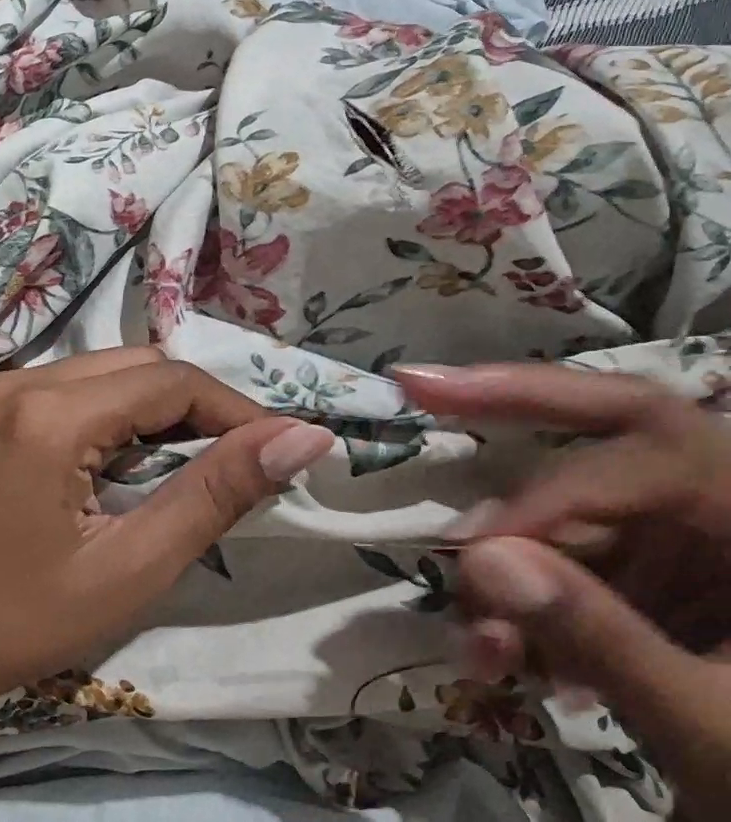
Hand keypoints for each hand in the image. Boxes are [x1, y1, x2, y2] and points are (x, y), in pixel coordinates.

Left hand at [0, 346, 335, 721]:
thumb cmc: (16, 619)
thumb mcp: (129, 566)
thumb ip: (215, 493)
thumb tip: (302, 437)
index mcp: (43, 415)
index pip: (165, 379)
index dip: (233, 408)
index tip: (276, 451)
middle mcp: (2, 384)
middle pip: (121, 365)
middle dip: (184, 406)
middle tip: (224, 467)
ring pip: (80, 375)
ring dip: (133, 411)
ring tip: (163, 475)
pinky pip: (37, 393)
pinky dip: (82, 416)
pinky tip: (95, 469)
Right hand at [395, 363, 730, 816]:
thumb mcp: (717, 730)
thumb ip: (604, 638)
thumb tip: (479, 556)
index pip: (655, 448)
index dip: (556, 482)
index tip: (475, 543)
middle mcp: (722, 527)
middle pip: (602, 451)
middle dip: (507, 447)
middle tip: (415, 384)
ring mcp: (684, 565)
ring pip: (561, 529)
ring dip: (498, 580)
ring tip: (481, 652)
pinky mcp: (647, 600)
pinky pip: (554, 577)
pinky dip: (512, 612)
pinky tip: (499, 661)